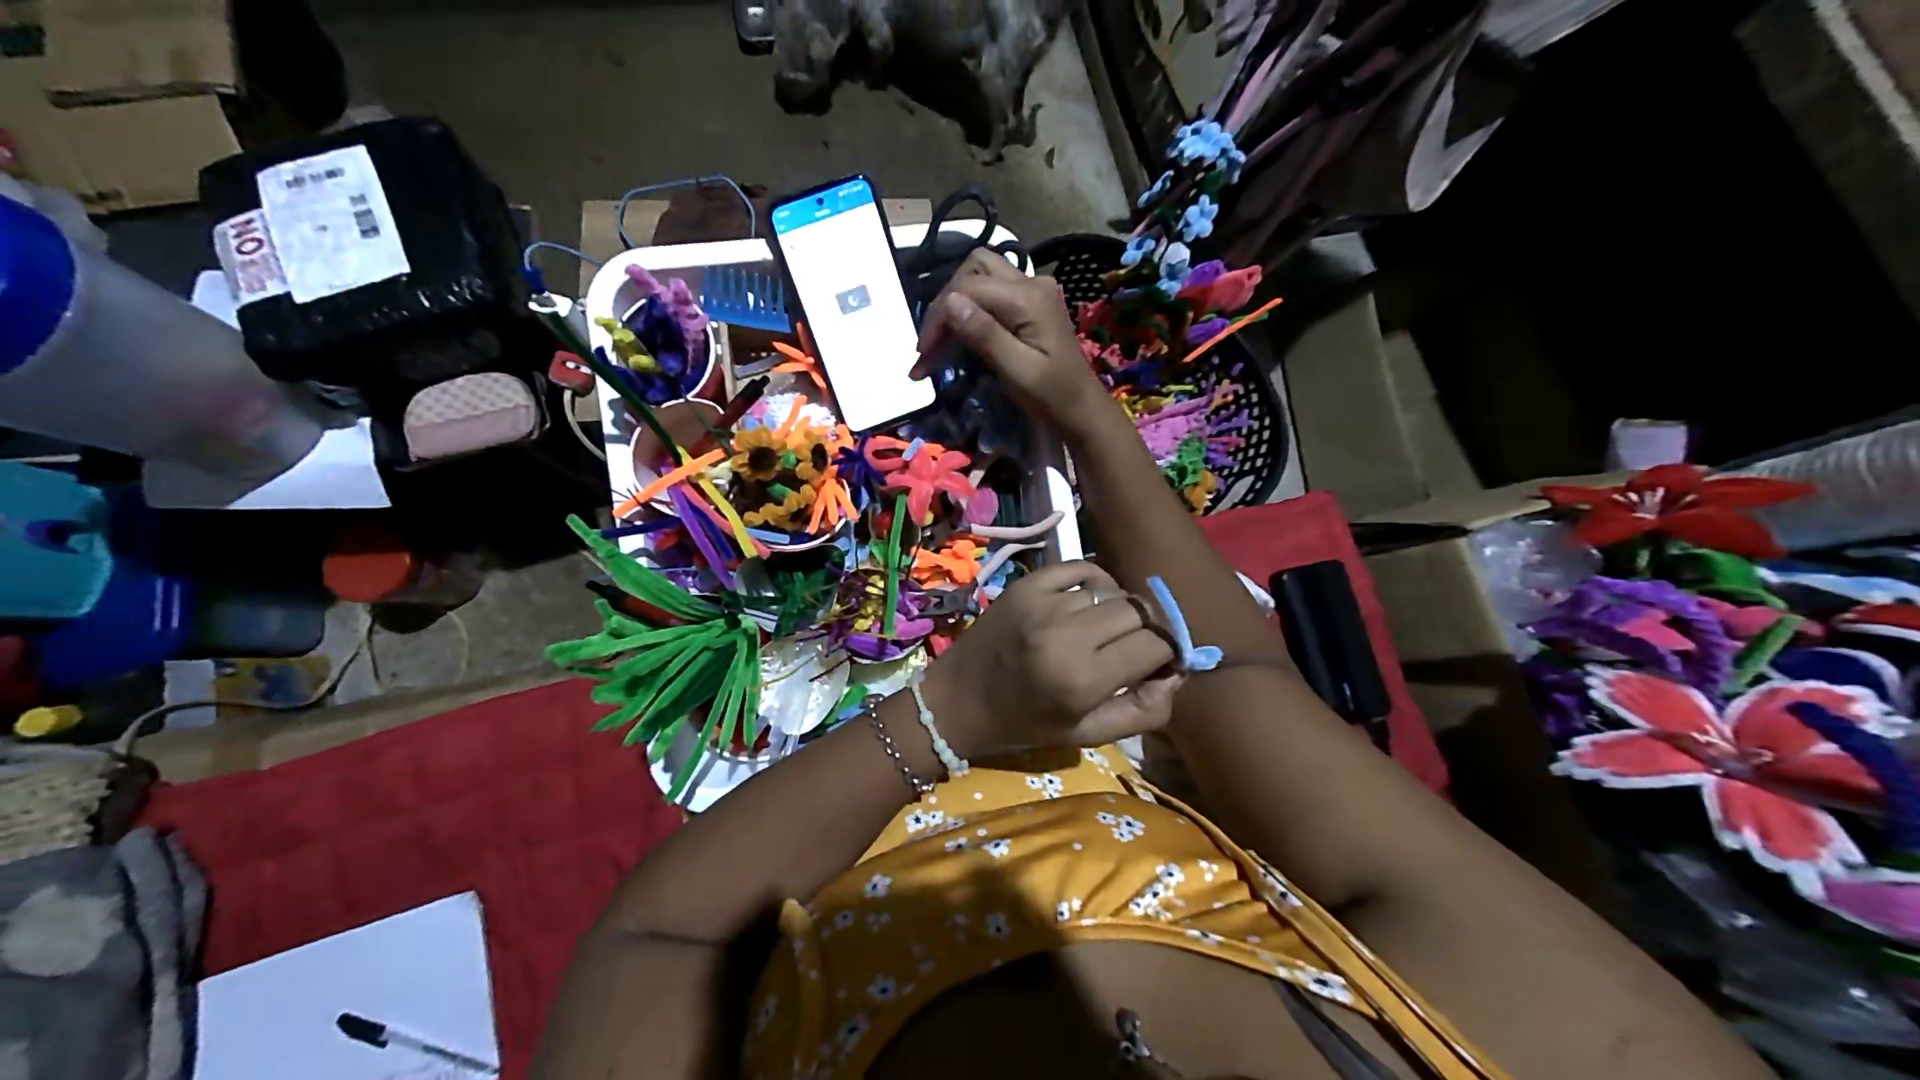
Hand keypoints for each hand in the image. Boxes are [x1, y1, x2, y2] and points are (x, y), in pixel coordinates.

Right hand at [912, 249, 1116, 439]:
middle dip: (944, 305)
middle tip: (929, 347)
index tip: (923, 354)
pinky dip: (970, 310)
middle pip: (972, 270)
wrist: (1082, 409)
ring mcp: (1033, 291)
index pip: (968, 288)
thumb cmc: (1051, 395)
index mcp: (1028, 298)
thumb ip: (984, 334)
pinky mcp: (1031, 303)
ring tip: (938, 345)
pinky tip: (958, 338)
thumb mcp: (1016, 370)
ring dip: (955, 305)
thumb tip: (950, 301)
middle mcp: (1031, 283)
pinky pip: (992, 293)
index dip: (939, 317)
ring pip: (980, 277)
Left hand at [916, 561, 1180, 759]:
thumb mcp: (1087, 735)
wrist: (958, 700)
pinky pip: (1082, 569)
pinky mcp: (1028, 584)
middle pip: (1140, 611)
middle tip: (1135, 645)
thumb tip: (1177, 673)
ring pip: (1113, 591)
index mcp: (1083, 679)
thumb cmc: (1024, 723)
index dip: (1168, 652)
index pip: (1156, 644)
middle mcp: (1066, 634)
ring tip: (1103, 629)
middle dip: (1148, 629)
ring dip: (1119, 609)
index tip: (1159, 662)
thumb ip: (1143, 711)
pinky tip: (1088, 601)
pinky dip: (1095, 583)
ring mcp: (1044, 603)